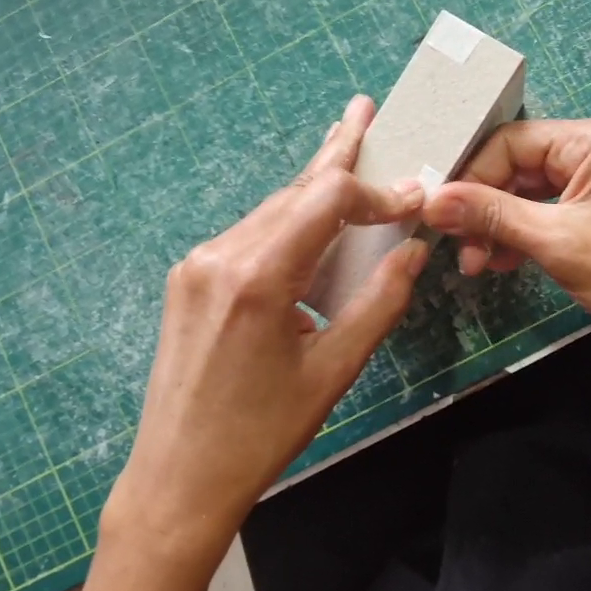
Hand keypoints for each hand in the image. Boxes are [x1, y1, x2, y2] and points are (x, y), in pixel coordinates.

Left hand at [112, 96, 428, 541]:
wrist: (178, 478)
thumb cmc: (261, 434)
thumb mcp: (334, 371)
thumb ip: (379, 302)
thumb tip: (413, 251)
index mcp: (258, 277)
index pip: (326, 200)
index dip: (375, 191)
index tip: (412, 195)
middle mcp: (219, 255)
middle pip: (293, 192)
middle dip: (337, 158)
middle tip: (364, 112)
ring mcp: (196, 264)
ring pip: (271, 211)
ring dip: (313, 192)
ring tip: (346, 153)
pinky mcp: (188, 278)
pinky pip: (249, 236)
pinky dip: (287, 224)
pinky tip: (311, 222)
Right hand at [423, 117, 590, 350]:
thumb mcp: (555, 242)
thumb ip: (491, 214)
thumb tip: (431, 201)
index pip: (509, 143)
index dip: (471, 178)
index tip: (441, 216)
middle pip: (517, 165)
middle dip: (485, 208)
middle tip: (463, 249)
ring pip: (529, 188)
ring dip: (501, 224)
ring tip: (481, 263)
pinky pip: (549, 205)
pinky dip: (525, 230)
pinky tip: (506, 260)